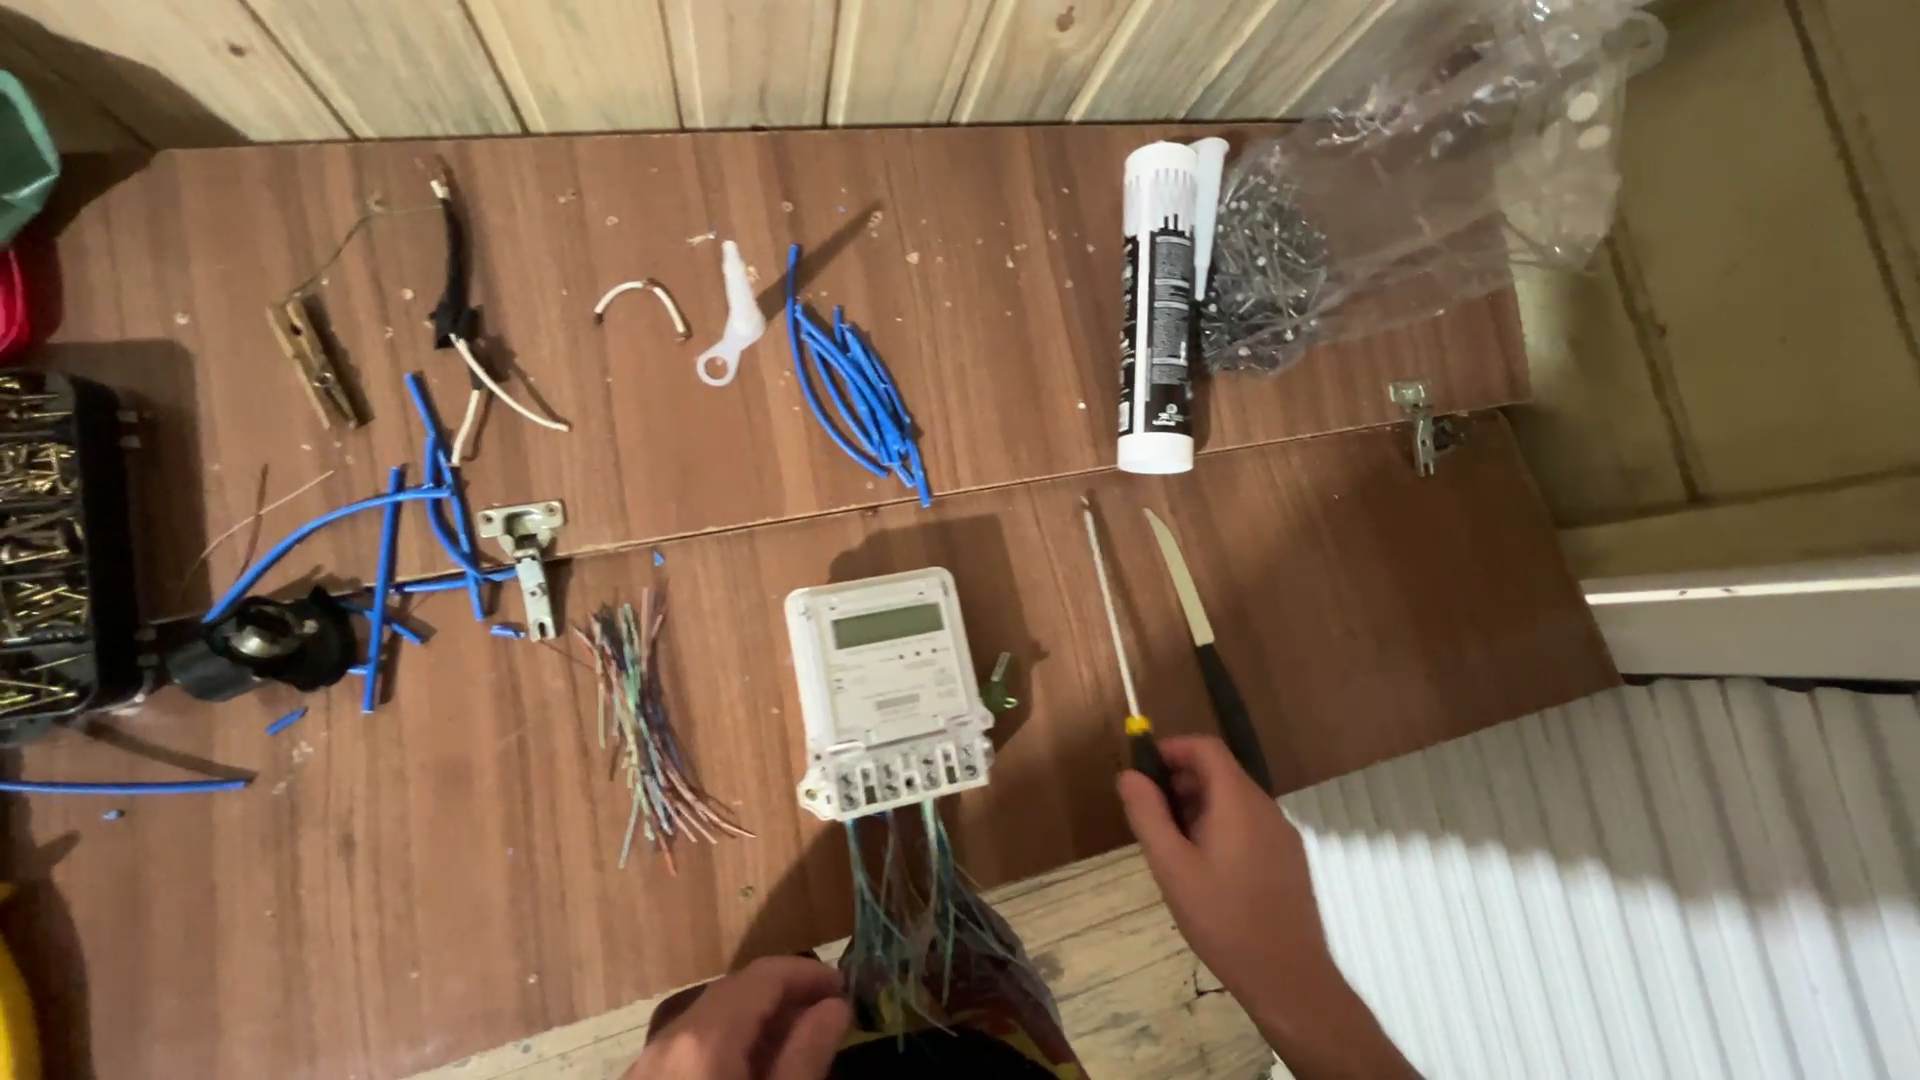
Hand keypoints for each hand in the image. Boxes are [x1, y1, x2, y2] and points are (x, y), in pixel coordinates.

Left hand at [624, 956, 851, 1079]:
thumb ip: (807, 1054)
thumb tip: (835, 1005)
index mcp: (704, 1039)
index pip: (764, 974)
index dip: (808, 973)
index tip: (844, 991)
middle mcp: (667, 1041)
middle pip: (735, 993)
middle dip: (783, 996)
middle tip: (826, 1017)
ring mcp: (643, 1069)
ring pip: (710, 1023)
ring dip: (755, 1023)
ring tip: (794, 1048)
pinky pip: (687, 1053)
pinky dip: (725, 1049)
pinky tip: (749, 1073)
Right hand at [1116, 736, 1336, 1022]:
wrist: (1290, 980)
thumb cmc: (1223, 919)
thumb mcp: (1172, 867)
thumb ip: (1148, 815)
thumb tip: (1129, 775)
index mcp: (1238, 802)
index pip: (1206, 748)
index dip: (1172, 749)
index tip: (1144, 770)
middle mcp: (1266, 808)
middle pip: (1221, 772)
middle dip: (1181, 780)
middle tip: (1151, 813)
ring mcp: (1282, 834)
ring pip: (1235, 800)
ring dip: (1200, 805)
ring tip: (1173, 844)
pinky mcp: (1289, 859)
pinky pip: (1250, 823)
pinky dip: (1221, 825)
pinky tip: (1206, 867)